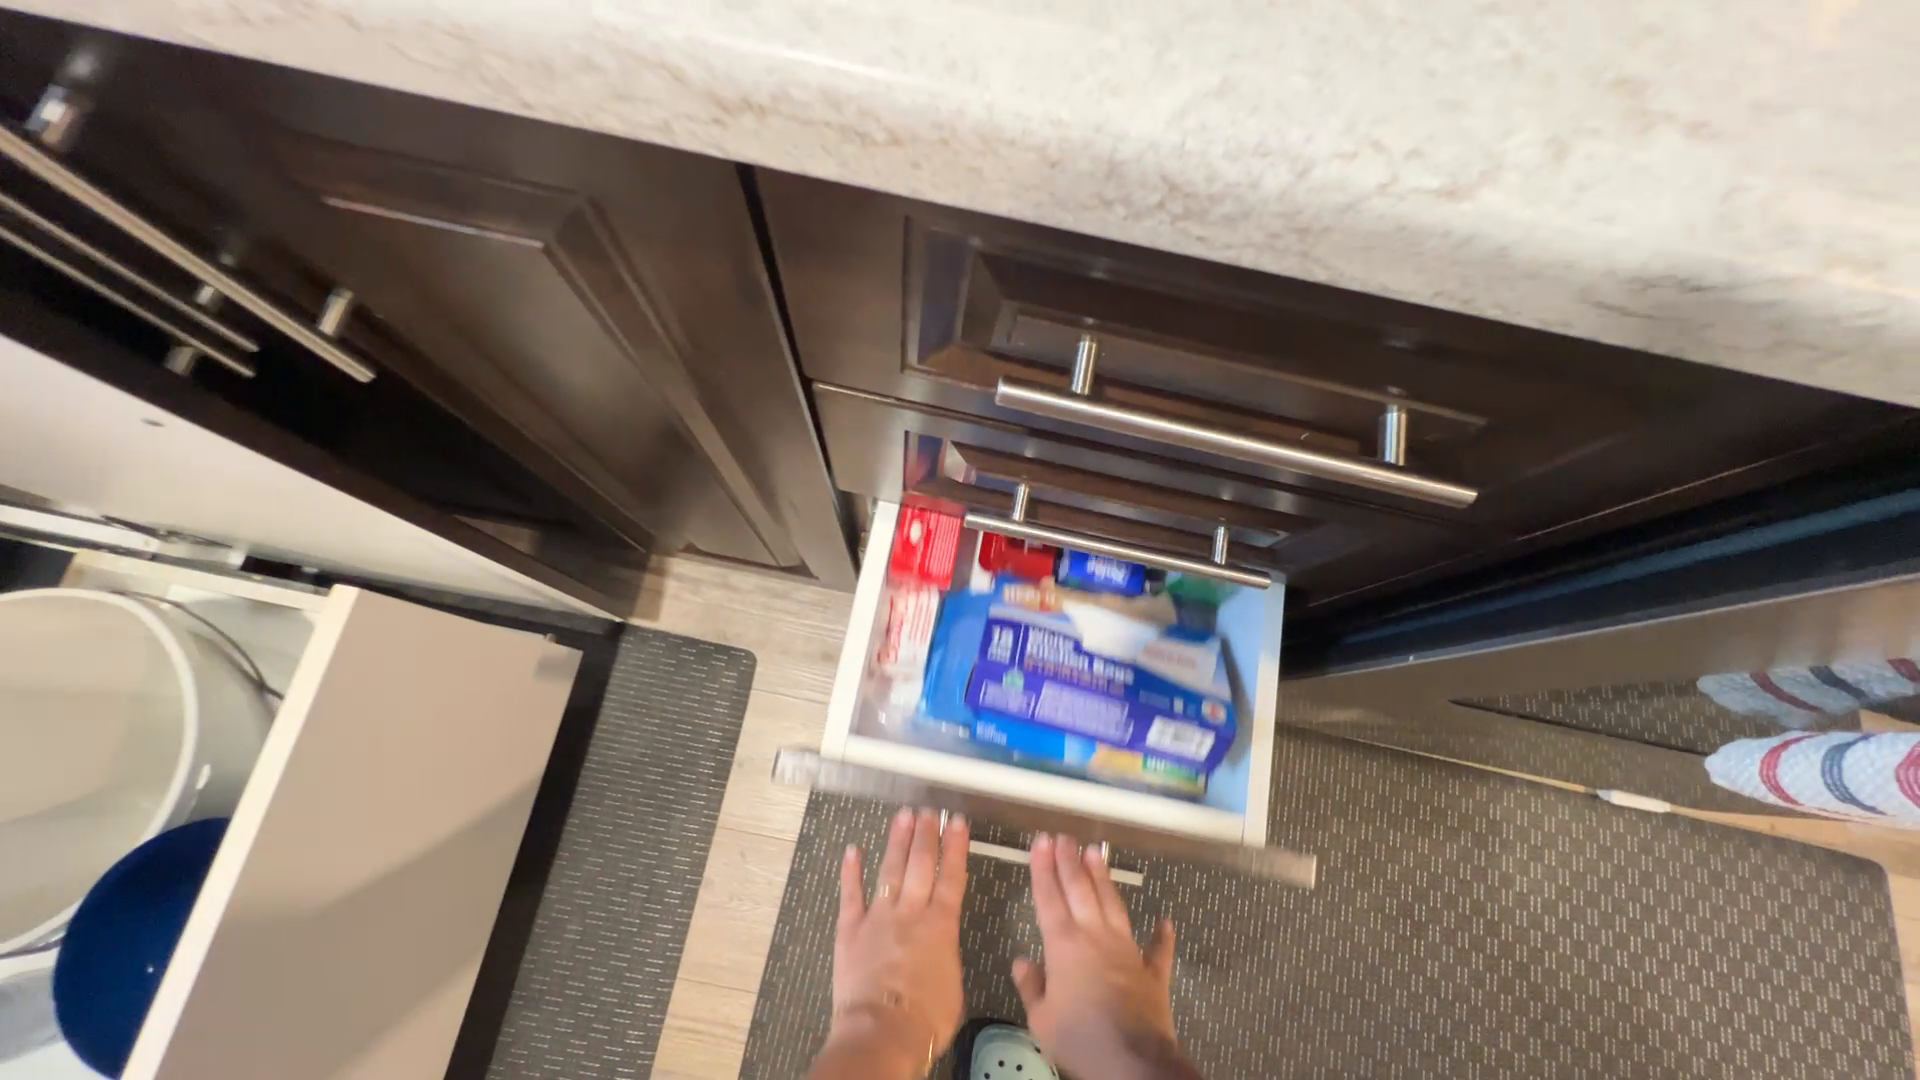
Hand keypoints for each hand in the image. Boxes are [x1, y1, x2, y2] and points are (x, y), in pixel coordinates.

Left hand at [807, 807, 969, 1079]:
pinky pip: (851, 894)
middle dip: (927, 834)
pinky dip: (850, 871)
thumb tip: (940, 945)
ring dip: (897, 841)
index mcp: (941, 925)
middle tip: (929, 811)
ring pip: (890, 869)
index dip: (955, 846)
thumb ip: (946, 954)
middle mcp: (911, 912)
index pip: (952, 876)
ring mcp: (878, 917)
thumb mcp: (954, 985)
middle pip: (921, 864)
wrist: (883, 1032)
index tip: (957, 822)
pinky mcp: (850, 930)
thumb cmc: (926, 1019)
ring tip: (903, 816)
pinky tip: (852, 850)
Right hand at [1013, 833, 1200, 1079]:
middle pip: (1080, 890)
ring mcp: (1127, 951)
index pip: (1049, 897)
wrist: (1134, 1063)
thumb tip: (1023, 961)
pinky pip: (1158, 949)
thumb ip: (1031, 986)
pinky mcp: (1152, 972)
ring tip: (1096, 851)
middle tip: (1064, 836)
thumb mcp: (1040, 1019)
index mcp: (1064, 946)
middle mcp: (1095, 937)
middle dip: (1070, 861)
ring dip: (1103, 877)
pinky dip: (1162, 935)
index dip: (1043, 868)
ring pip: (1113, 904)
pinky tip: (1164, 919)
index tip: (1041, 842)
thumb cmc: (1080, 1039)